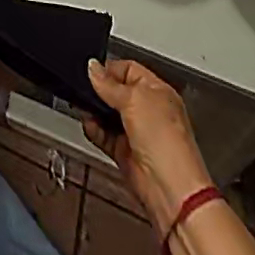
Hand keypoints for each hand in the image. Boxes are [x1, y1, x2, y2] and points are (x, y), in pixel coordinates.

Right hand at [80, 59, 214, 230]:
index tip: (92, 72)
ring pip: (105, 113)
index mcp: (158, 92)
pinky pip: (102, 133)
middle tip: (86, 91)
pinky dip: (93, 129)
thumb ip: (108, 83)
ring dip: (93, 111)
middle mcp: (148, 111)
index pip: (128, 69)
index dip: (109, 69)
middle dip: (98, 92)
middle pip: (114, 91)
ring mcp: (136, 131)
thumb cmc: (168, 144)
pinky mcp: (124, 149)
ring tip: (85, 109)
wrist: (169, 187)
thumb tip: (92, 67)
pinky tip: (90, 126)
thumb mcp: (133, 100)